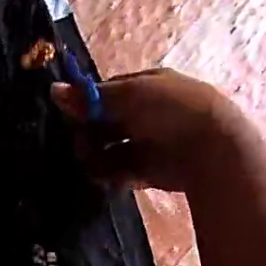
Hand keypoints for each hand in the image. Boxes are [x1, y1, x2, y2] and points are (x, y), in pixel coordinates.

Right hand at [49, 68, 265, 193]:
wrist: (212, 148)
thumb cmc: (171, 111)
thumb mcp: (129, 96)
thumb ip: (90, 98)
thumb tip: (53, 90)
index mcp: (147, 86)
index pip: (106, 94)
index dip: (86, 105)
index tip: (70, 118)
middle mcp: (147, 113)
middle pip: (105, 123)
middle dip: (90, 134)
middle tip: (82, 145)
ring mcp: (149, 143)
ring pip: (110, 150)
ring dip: (96, 158)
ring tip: (92, 166)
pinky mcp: (151, 172)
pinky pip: (121, 172)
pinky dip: (111, 176)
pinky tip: (106, 179)